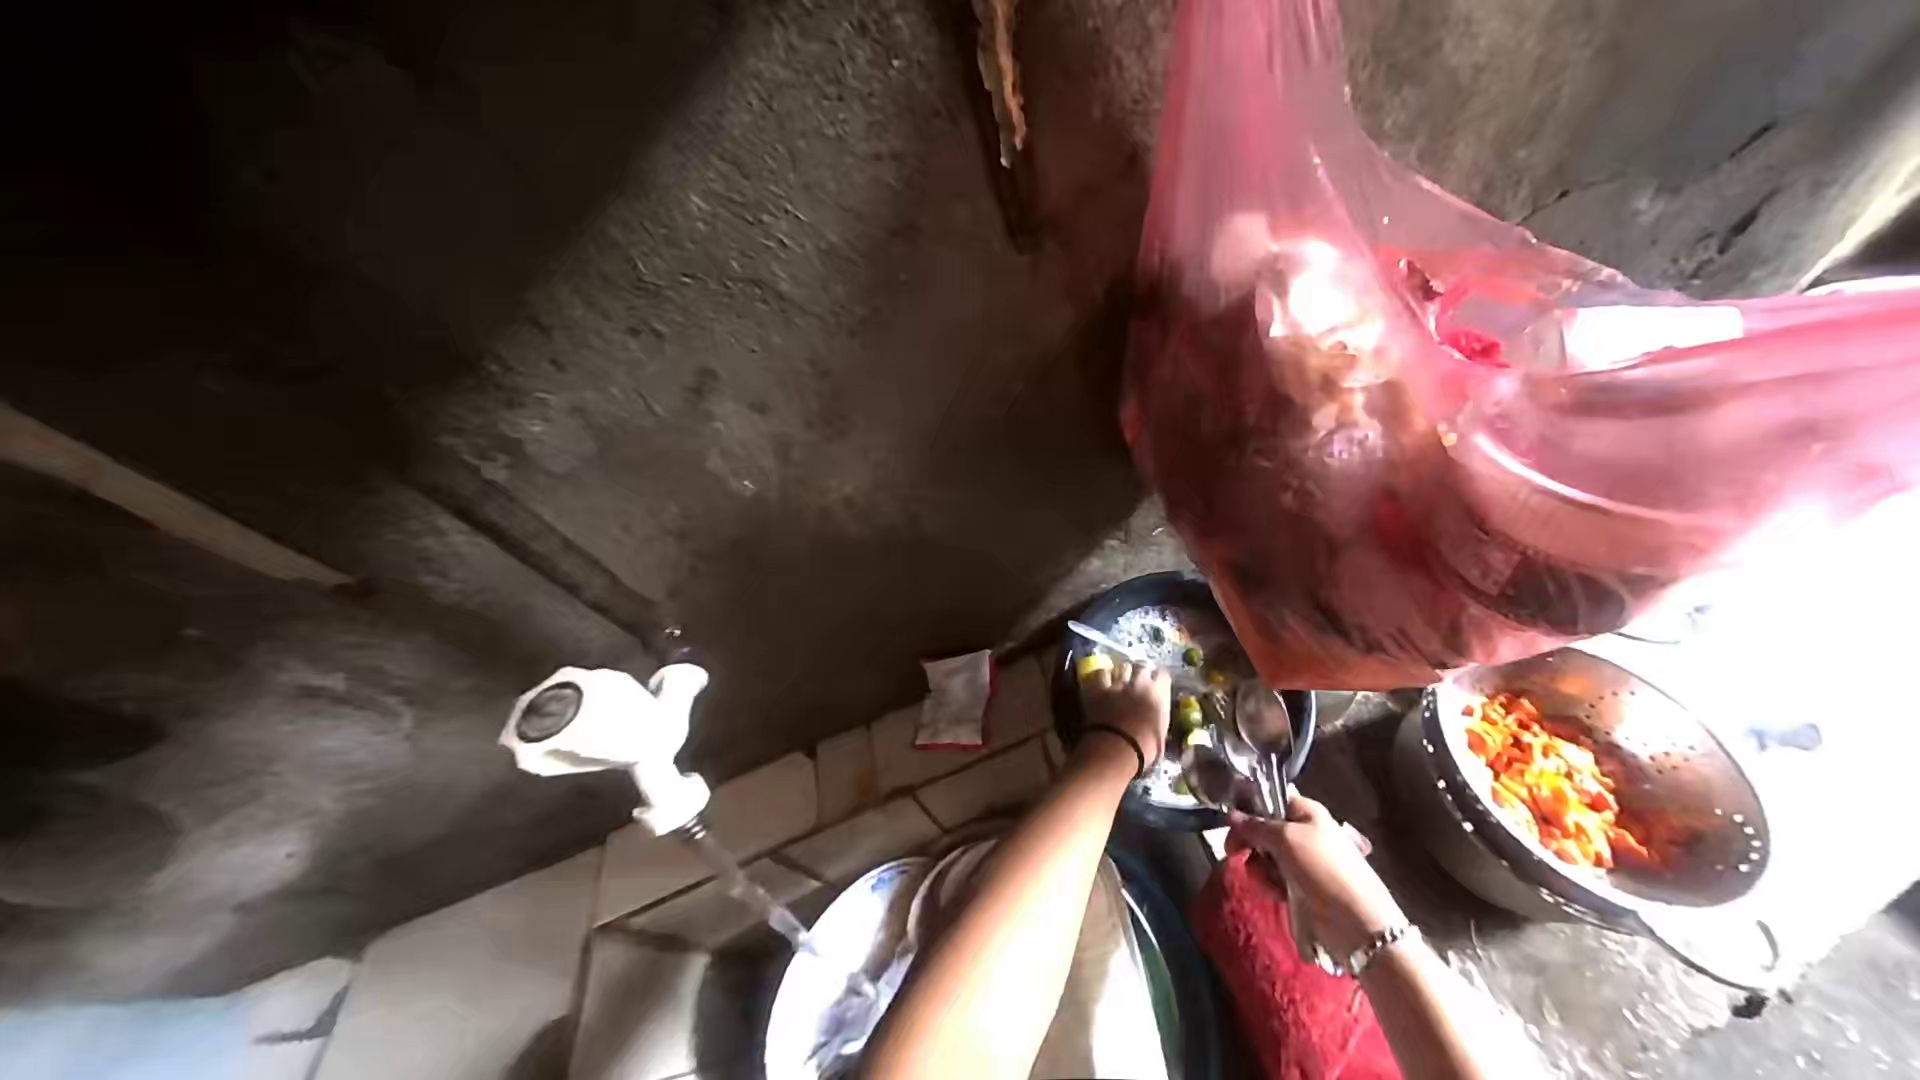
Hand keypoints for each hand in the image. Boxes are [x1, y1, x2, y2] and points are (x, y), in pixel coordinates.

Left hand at [1078, 659, 1170, 765]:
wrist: (1118, 750)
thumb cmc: (1145, 749)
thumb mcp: (1161, 733)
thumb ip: (1160, 718)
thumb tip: (1157, 717)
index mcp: (1159, 694)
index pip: (1163, 675)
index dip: (1159, 678)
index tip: (1157, 683)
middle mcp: (1140, 683)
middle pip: (1142, 666)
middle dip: (1141, 671)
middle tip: (1138, 680)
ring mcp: (1118, 684)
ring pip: (1122, 667)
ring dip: (1122, 672)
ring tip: (1120, 679)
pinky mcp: (1099, 688)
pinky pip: (1100, 673)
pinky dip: (1102, 676)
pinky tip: (1102, 681)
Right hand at [1229, 794, 1405, 956]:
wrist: (1358, 923)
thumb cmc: (1323, 869)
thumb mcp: (1286, 838)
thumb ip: (1254, 825)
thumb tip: (1230, 814)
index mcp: (1306, 812)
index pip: (1271, 798)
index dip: (1249, 807)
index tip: (1232, 821)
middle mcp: (1303, 832)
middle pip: (1263, 828)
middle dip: (1250, 842)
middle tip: (1235, 852)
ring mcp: (1302, 860)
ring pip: (1264, 855)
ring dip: (1259, 867)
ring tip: (1269, 879)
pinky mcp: (1300, 886)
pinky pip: (1273, 877)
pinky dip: (1269, 884)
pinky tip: (1276, 892)